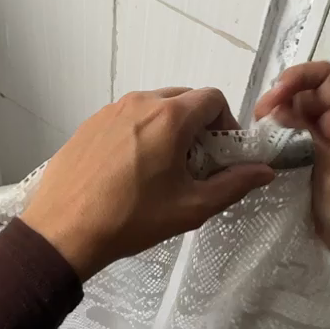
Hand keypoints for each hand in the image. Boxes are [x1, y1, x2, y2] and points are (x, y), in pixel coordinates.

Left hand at [22, 88, 275, 277]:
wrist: (63, 230)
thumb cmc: (132, 219)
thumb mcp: (191, 207)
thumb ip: (234, 184)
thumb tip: (265, 170)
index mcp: (169, 116)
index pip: (213, 98)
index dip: (226, 123)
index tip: (221, 155)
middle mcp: (140, 102)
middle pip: (184, 99)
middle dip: (198, 126)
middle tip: (194, 165)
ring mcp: (111, 110)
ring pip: (154, 107)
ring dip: (168, 129)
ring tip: (161, 170)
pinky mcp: (90, 123)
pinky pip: (127, 118)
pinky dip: (140, 134)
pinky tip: (130, 170)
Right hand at [254, 61, 329, 297]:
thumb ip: (306, 138)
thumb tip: (277, 109)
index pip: (325, 76)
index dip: (297, 78)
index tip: (273, 99)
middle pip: (304, 94)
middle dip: (278, 100)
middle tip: (257, 124)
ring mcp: (323, 146)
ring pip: (293, 117)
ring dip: (273, 122)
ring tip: (256, 139)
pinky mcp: (311, 165)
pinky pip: (289, 142)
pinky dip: (273, 143)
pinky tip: (260, 155)